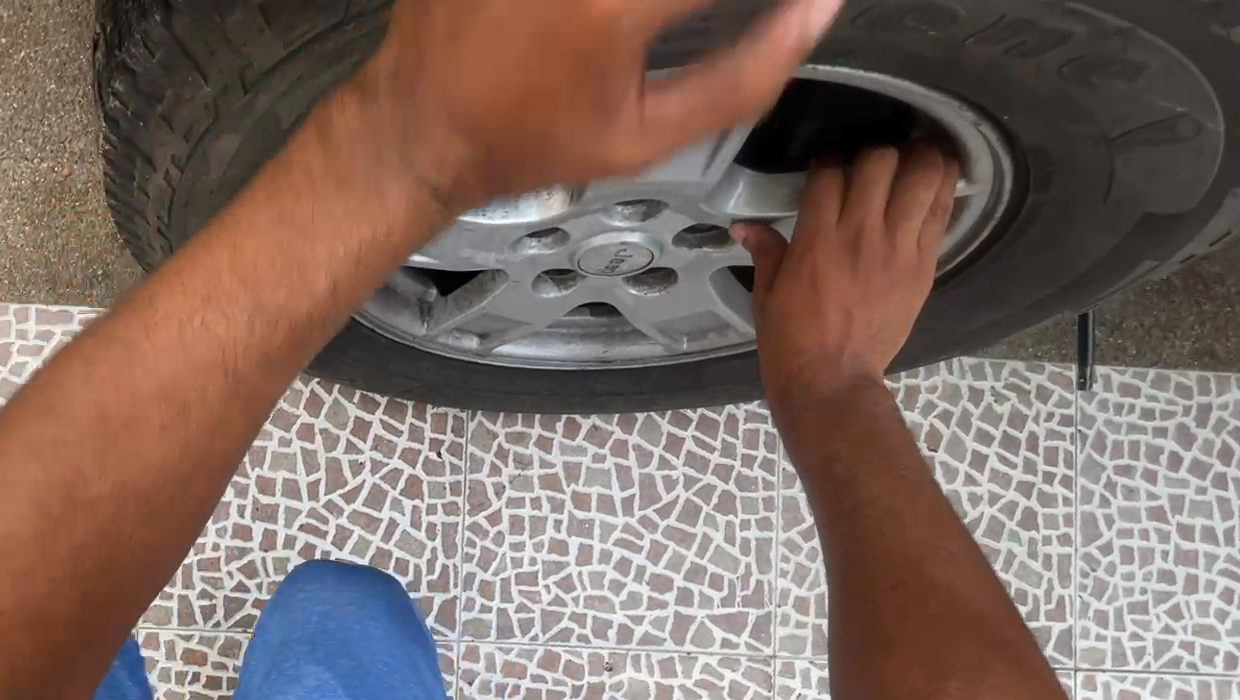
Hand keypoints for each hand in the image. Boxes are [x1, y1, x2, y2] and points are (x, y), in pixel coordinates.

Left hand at [353, 0, 844, 213]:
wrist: (420, 130)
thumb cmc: (525, 145)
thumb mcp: (637, 142)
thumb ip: (739, 81)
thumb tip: (819, 9)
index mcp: (622, 7)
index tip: (793, 0)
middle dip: (681, 1)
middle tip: (665, 24)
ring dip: (646, 0)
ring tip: (618, 27)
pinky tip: (581, 18)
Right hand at [732, 144, 958, 405]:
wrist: (830, 379)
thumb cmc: (789, 341)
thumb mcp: (766, 296)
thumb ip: (765, 253)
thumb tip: (744, 225)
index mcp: (815, 243)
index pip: (828, 175)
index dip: (827, 162)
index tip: (825, 167)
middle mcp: (859, 235)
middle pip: (879, 161)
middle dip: (872, 153)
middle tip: (869, 163)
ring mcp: (898, 246)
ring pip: (925, 172)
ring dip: (919, 157)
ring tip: (912, 158)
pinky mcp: (925, 261)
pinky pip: (943, 207)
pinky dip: (942, 185)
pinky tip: (934, 180)